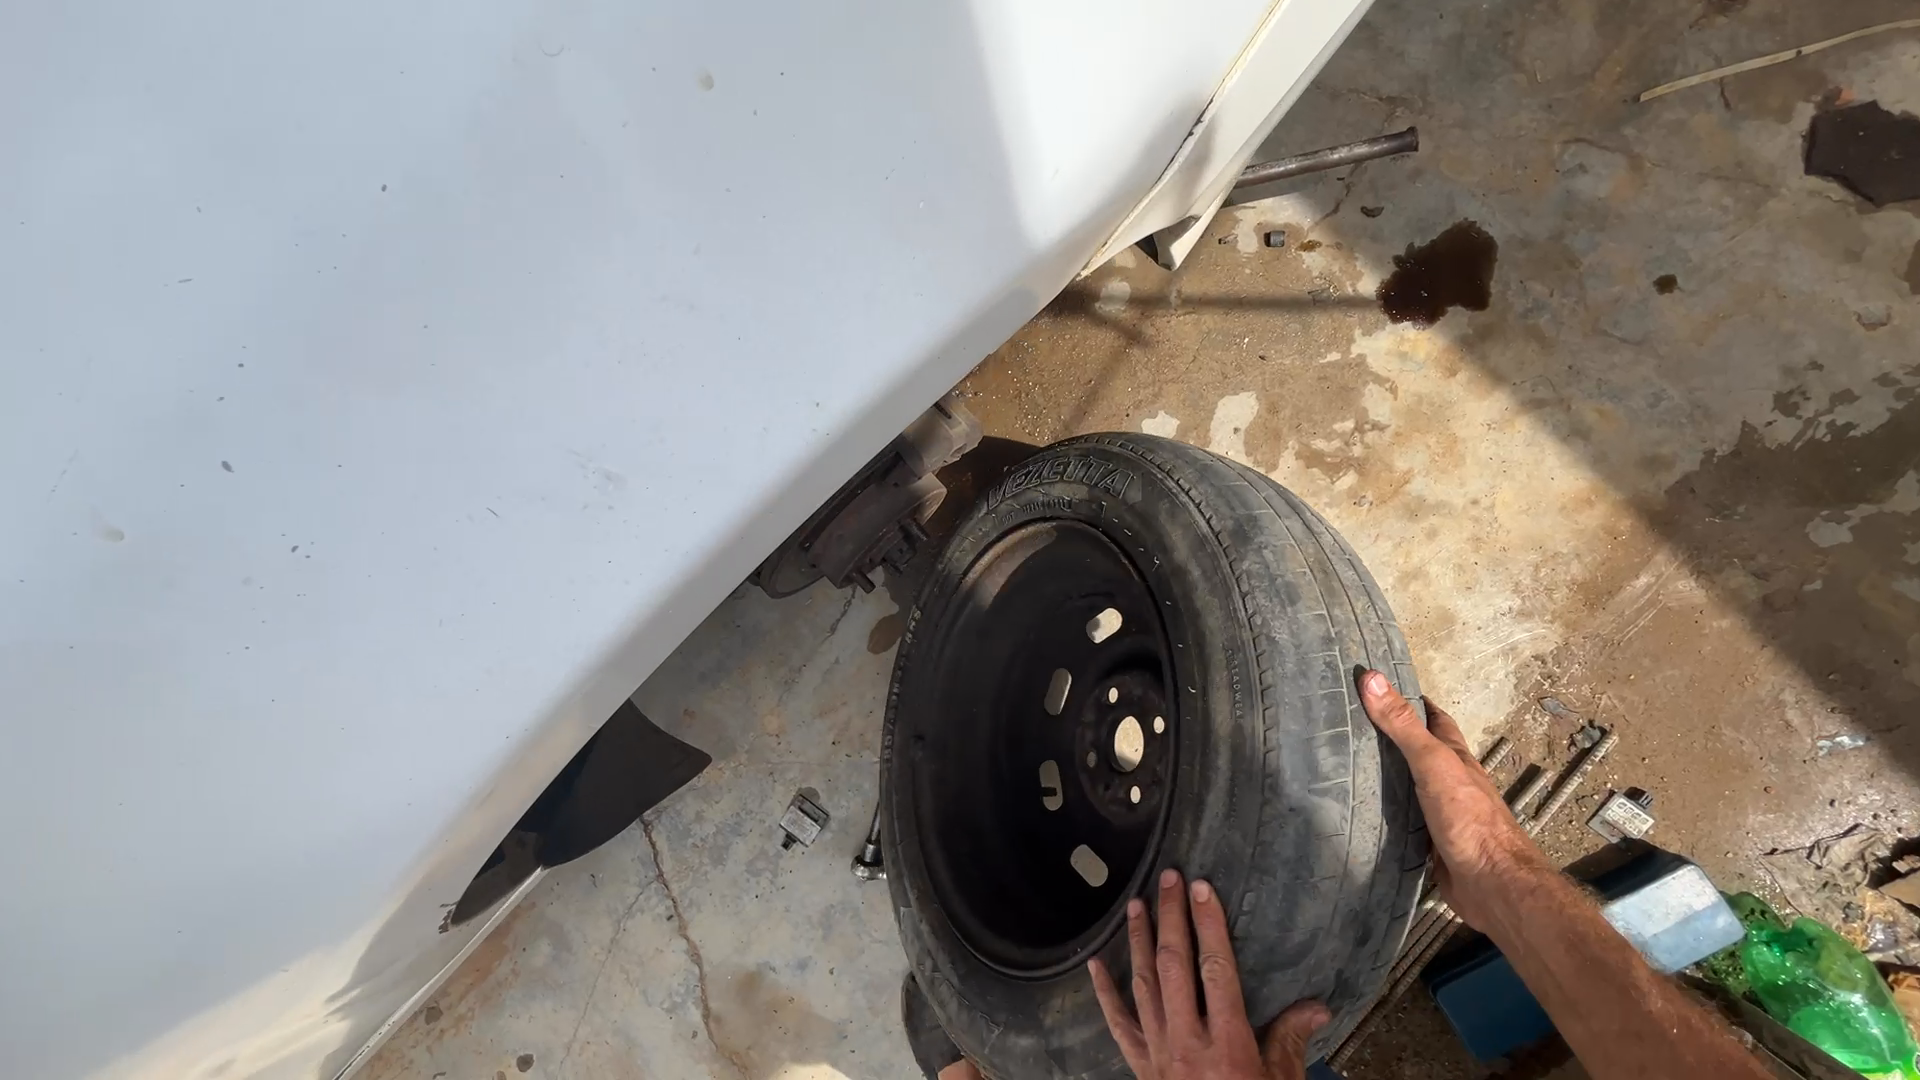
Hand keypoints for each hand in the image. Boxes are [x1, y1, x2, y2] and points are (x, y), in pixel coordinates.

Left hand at [1088, 868, 1329, 1078]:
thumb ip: (1292, 1042)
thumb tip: (1318, 1005)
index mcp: (1229, 1046)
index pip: (1216, 970)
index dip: (1208, 926)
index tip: (1202, 888)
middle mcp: (1188, 1044)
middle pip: (1175, 966)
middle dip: (1171, 917)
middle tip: (1169, 877)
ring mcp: (1159, 1055)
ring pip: (1143, 984)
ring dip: (1138, 941)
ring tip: (1137, 903)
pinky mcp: (1140, 1068)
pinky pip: (1118, 1024)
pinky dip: (1104, 992)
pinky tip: (1094, 961)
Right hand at [1358, 669, 1550, 929]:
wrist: (1492, 886)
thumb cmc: (1468, 818)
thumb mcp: (1433, 763)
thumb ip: (1403, 725)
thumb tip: (1371, 677)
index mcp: (1455, 759)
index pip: (1434, 720)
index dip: (1412, 700)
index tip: (1378, 685)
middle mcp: (1448, 781)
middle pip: (1417, 750)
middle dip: (1389, 735)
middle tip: (1348, 721)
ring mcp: (1438, 811)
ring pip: (1405, 783)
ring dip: (1382, 772)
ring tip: (1342, 759)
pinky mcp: (1425, 840)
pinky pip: (1398, 815)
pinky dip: (1380, 806)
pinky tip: (1357, 805)